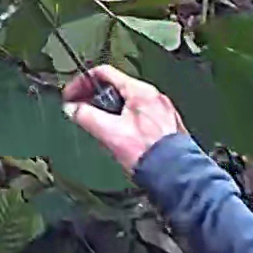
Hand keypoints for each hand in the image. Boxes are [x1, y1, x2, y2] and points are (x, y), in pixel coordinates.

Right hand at [62, 65, 184, 171]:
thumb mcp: (108, 132)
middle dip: (94, 98)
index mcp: (141, 92)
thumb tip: (72, 109)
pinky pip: (139, 116)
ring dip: (108, 110)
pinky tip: (119, 137)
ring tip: (98, 125)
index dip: (83, 82)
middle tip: (81, 109)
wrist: (179, 179)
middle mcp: (154, 98)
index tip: (72, 95)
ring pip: (127, 103)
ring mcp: (163, 113)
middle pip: (115, 87)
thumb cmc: (150, 154)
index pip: (104, 73)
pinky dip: (124, 121)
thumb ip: (85, 116)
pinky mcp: (168, 128)